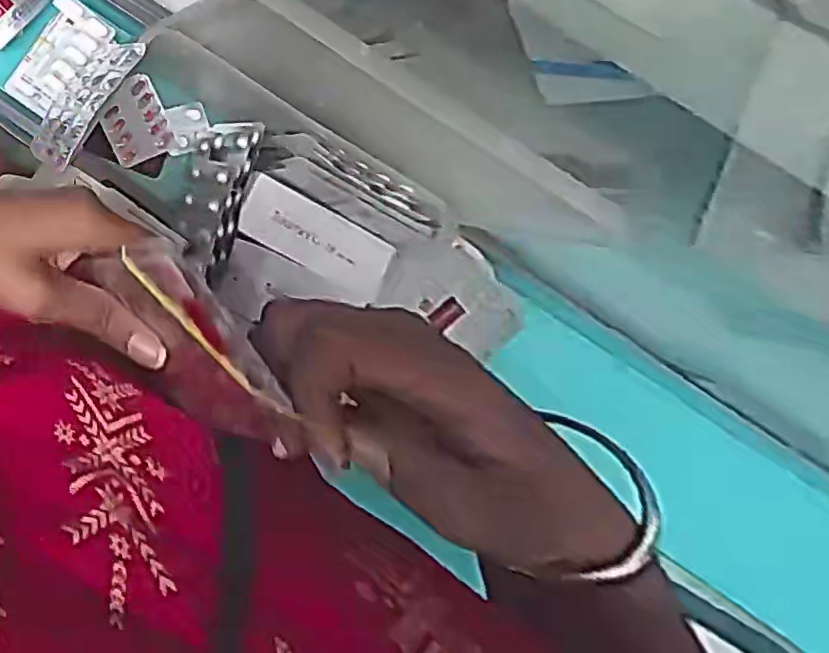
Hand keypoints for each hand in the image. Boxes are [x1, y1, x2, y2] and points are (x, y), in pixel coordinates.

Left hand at [0, 188, 168, 368]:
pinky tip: (101, 303)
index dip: (174, 295)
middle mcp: (90, 205)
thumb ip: (101, 316)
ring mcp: (70, 205)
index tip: (185, 335)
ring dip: (127, 284)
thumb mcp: (42, 295)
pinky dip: (103, 272)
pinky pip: (93, 243)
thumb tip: (156, 348)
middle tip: (164, 339)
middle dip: (153, 293)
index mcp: (94, 220)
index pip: (158, 256)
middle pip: (140, 251)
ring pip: (116, 248)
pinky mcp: (53, 213)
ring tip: (138, 329)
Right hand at [254, 299, 637, 574]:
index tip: (316, 448)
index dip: (304, 390)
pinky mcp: (364, 346)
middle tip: (286, 430)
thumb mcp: (459, 500)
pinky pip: (302, 340)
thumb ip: (381, 452)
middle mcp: (396, 330)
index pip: (331, 342)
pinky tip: (303, 417)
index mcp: (429, 362)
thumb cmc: (518, 509)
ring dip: (273, 371)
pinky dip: (286, 372)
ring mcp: (378, 332)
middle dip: (273, 372)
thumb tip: (310, 426)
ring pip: (289, 323)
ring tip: (292, 427)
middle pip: (296, 320)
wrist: (555, 508)